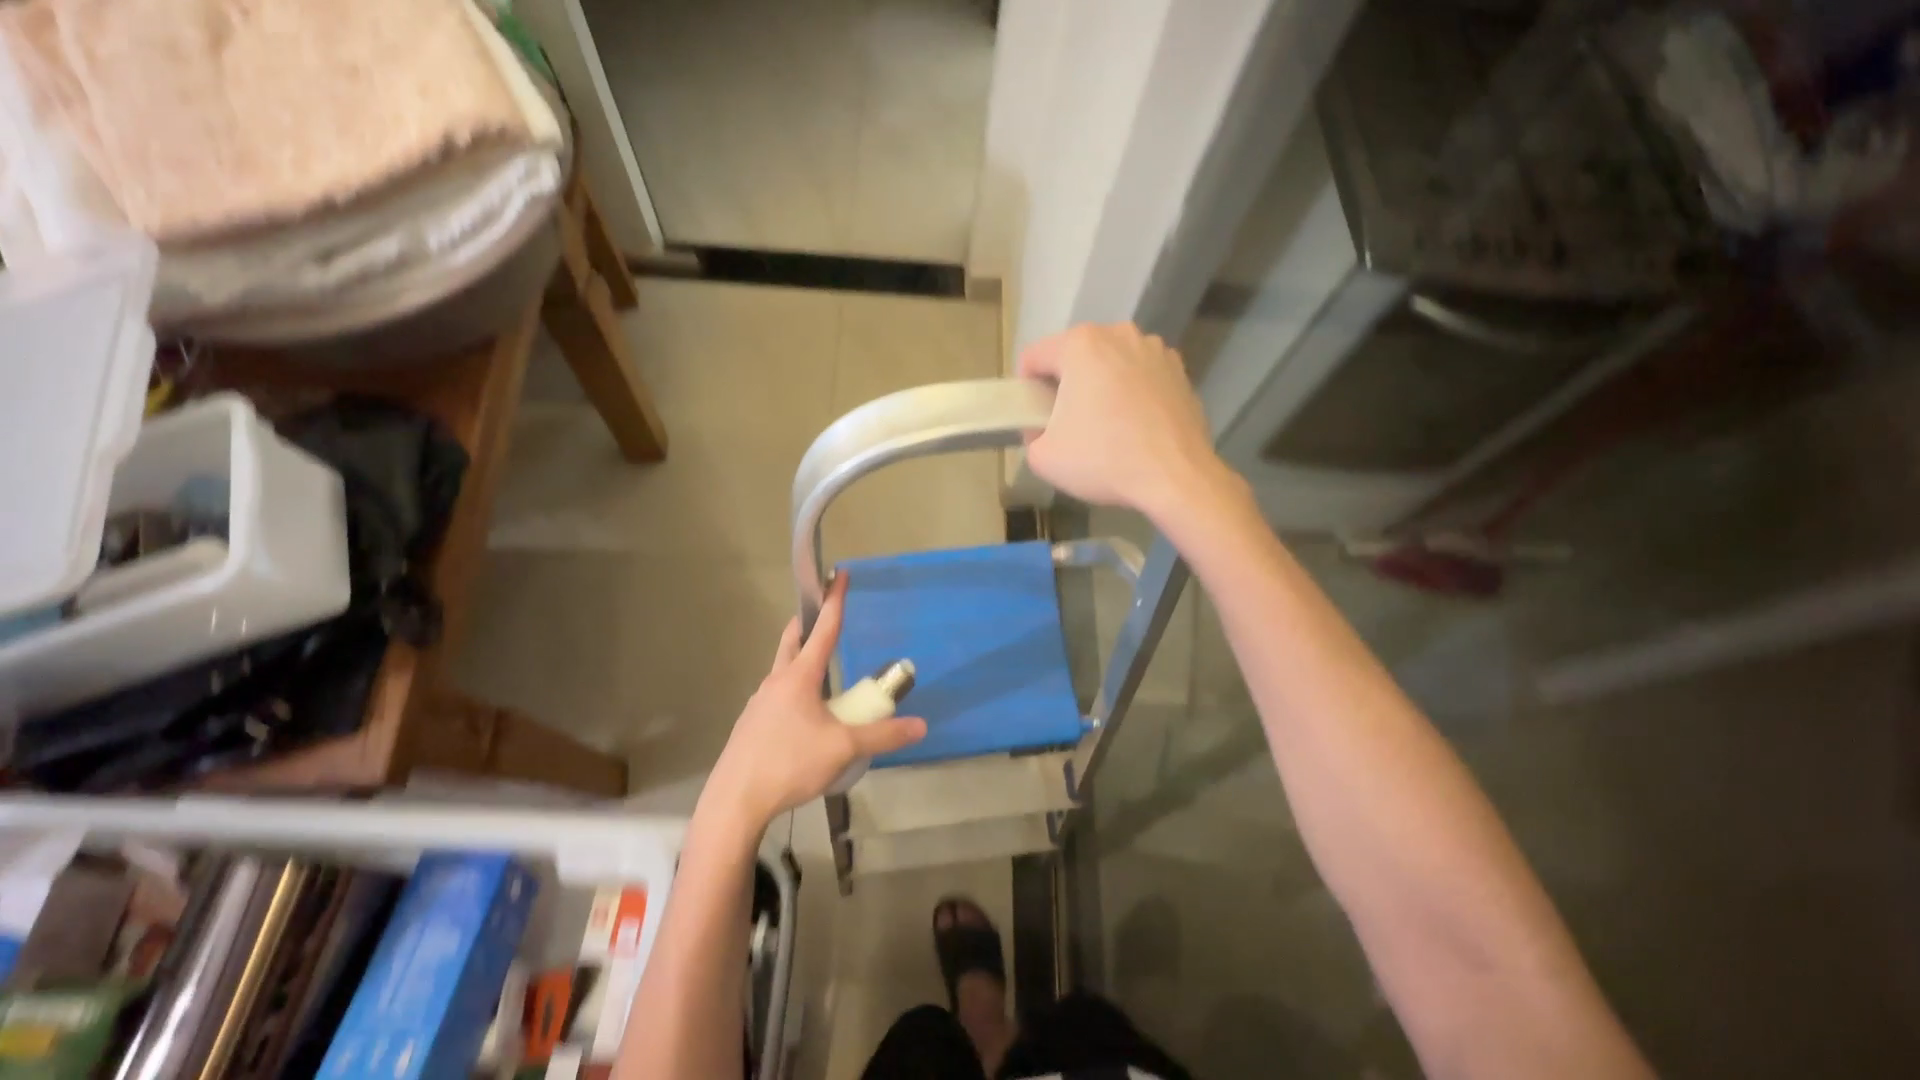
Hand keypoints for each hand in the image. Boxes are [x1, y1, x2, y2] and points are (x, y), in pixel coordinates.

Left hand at [703, 575, 926, 828]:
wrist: (735, 799)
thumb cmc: (789, 763)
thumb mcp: (843, 748)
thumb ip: (882, 735)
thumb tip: (920, 726)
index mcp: (798, 677)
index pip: (823, 630)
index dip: (835, 601)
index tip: (839, 574)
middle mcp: (775, 682)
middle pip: (793, 642)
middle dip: (808, 625)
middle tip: (824, 617)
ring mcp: (759, 704)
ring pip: (782, 672)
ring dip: (800, 662)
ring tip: (822, 677)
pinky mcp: (751, 726)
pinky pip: (776, 698)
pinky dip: (793, 693)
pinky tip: (803, 718)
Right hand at [1017, 323, 1225, 518]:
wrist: (1177, 477)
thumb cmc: (1104, 459)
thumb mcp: (1043, 457)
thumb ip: (1030, 434)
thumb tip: (1043, 428)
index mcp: (1080, 344)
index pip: (1033, 357)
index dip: (1026, 389)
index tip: (1036, 418)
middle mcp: (1119, 335)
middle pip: (1075, 356)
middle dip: (1067, 384)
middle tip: (1069, 424)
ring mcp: (1155, 350)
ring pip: (1110, 363)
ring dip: (1101, 385)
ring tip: (1107, 425)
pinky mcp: (1179, 370)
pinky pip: (1141, 376)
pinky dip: (1132, 393)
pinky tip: (1136, 425)